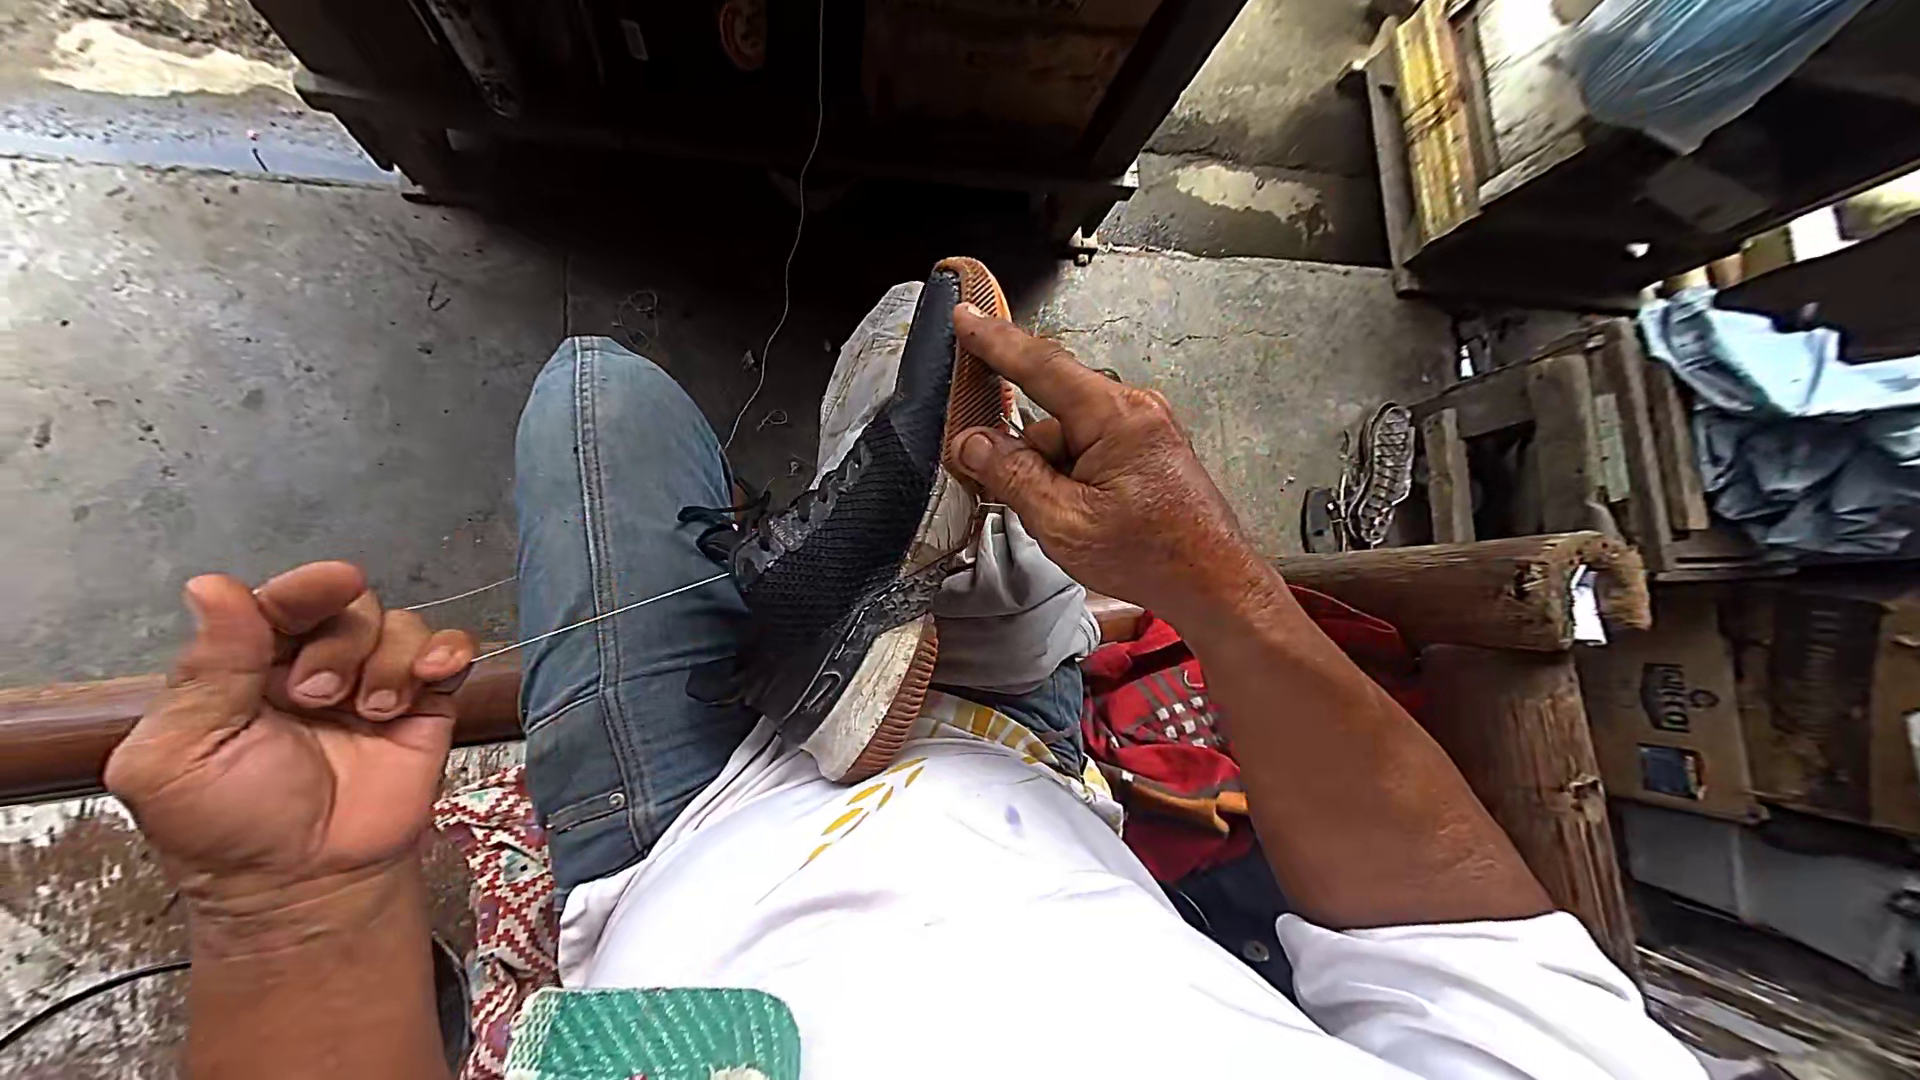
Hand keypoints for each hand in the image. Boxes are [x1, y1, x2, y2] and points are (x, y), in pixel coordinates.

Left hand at [104, 562, 475, 916]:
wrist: (315, 874)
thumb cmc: (233, 820)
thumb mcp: (183, 751)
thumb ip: (210, 667)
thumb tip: (214, 584)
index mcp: (248, 670)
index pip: (280, 606)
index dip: (306, 589)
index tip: (334, 582)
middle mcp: (319, 666)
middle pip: (352, 610)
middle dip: (343, 644)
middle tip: (320, 697)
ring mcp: (381, 680)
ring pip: (404, 627)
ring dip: (391, 662)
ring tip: (374, 712)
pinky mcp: (432, 699)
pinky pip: (454, 650)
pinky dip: (450, 652)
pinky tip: (433, 677)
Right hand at [945, 306, 1276, 622]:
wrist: (1210, 584)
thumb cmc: (1154, 556)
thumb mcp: (1064, 521)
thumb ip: (1011, 476)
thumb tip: (972, 444)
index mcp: (1115, 417)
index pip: (1041, 366)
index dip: (995, 342)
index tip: (966, 319)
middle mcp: (1132, 412)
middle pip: (1048, 416)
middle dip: (1024, 457)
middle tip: (1009, 494)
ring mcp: (1139, 431)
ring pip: (1064, 440)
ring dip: (1049, 476)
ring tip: (1067, 521)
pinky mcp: (1141, 451)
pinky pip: (1086, 451)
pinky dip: (1069, 480)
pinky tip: (1081, 516)